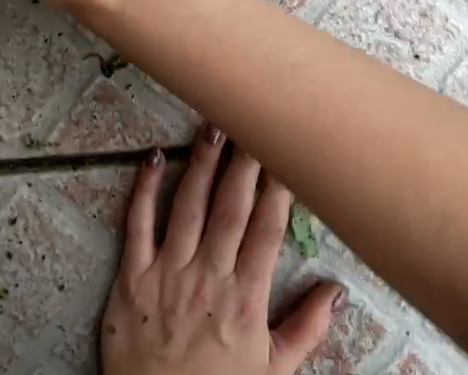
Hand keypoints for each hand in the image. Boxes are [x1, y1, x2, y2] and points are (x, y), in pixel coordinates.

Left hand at [105, 126, 339, 374]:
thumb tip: (336, 289)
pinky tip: (151, 157)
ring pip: (188, 205)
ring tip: (212, 124)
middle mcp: (208, 277)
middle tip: (251, 119)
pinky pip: (137, 223)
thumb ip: (306, 329)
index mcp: (245, 298)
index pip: (267, 229)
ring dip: (201, 161)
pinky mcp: (131, 276)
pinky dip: (143, 188)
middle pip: (230, 207)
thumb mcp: (272, 371)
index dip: (277, 187)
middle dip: (243, 161)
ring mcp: (167, 273)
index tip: (286, 152)